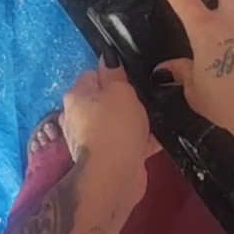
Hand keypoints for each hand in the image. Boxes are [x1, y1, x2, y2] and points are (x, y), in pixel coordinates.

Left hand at [60, 57, 152, 205]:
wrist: (114, 176)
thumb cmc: (115, 126)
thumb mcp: (120, 90)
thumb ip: (115, 73)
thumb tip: (107, 57)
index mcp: (76, 96)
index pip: (92, 75)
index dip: (113, 75)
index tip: (131, 80)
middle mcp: (76, 117)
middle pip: (104, 100)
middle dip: (124, 101)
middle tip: (145, 100)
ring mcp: (89, 141)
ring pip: (115, 123)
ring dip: (133, 123)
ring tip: (154, 120)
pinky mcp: (104, 159)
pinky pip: (124, 143)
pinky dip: (138, 142)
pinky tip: (157, 140)